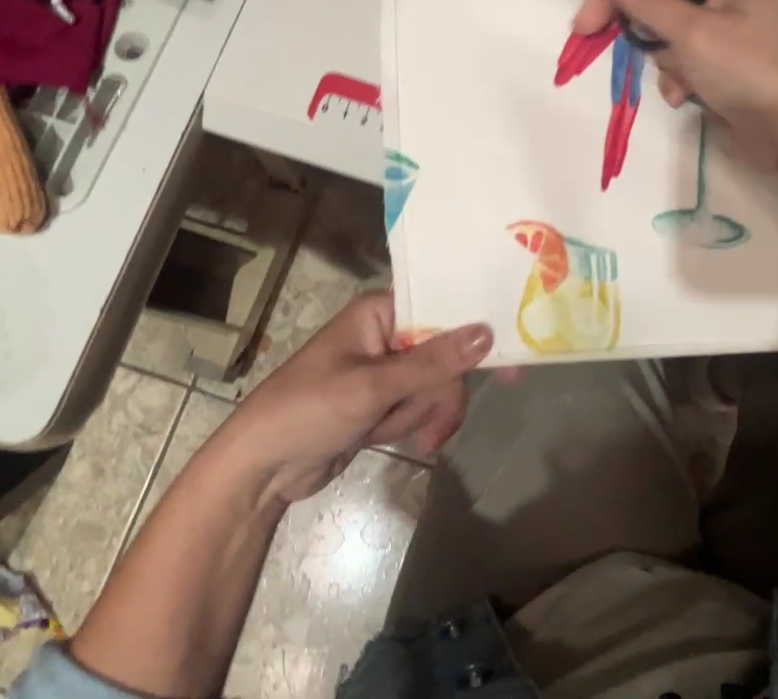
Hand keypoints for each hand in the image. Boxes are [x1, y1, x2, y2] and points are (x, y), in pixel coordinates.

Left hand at [207, 293, 491, 506]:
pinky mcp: (382, 400)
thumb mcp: (371, 387)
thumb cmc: (307, 411)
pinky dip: (408, 426)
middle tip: (428, 430)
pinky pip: (418, 407)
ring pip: (436, 387)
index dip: (477, 335)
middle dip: (435, 397)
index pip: (443, 310)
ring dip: (418, 416)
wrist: (262, 468)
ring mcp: (385, 369)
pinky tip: (381, 439)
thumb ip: (432, 362)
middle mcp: (386, 333)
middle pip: (446, 357)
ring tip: (383, 433)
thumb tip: (486, 331)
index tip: (515, 363)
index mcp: (379, 313)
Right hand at [570, 0, 777, 146]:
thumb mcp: (693, 31)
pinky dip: (675, 77)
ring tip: (679, 75)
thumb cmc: (751, 70)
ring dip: (661, 56)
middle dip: (628, 15)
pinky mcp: (717, 62)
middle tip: (586, 30)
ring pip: (662, 29)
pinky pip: (677, 59)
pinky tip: (687, 95)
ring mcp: (720, 27)